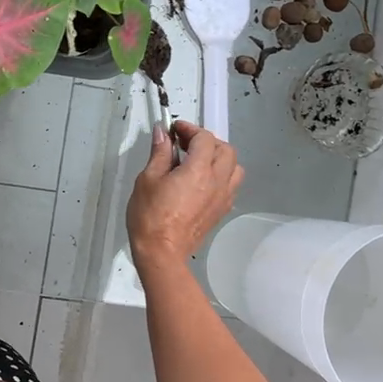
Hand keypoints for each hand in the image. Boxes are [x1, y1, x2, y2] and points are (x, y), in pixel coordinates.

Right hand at [127, 121, 242, 266]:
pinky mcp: (222, 210)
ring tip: (198, 160)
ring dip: (219, 157)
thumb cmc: (150, 215)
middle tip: (185, 143)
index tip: (175, 130)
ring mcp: (223, 197)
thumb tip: (163, 132)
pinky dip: (221, 175)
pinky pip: (231, 184)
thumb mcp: (148, 179)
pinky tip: (202, 180)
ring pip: (234, 167)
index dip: (190, 129)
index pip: (205, 138)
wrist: (162, 252)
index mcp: (198, 170)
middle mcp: (217, 181)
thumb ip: (159, 153)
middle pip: (225, 149)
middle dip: (207, 141)